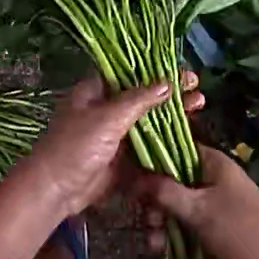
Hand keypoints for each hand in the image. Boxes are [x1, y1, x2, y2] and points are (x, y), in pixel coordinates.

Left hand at [14, 73, 204, 217]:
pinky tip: (190, 136)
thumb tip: (166, 83)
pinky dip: (167, 141)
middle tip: (197, 88)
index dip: (153, 70)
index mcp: (94, 92)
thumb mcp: (106, 118)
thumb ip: (137, 101)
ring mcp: (114, 134)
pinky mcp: (122, 157)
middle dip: (168, 93)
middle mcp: (105, 109)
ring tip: (200, 105)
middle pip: (141, 97)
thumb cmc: (76, 145)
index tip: (180, 69)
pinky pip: (148, 146)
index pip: (127, 73)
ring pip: (148, 121)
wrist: (58, 188)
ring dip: (171, 115)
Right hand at [130, 145, 258, 258]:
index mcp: (212, 162)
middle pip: (169, 177)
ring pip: (175, 201)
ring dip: (160, 219)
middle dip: (152, 198)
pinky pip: (185, 221)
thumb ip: (162, 189)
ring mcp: (215, 202)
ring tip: (153, 241)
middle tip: (143, 217)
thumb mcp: (198, 210)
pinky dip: (172, 231)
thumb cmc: (244, 236)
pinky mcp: (217, 227)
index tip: (126, 176)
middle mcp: (213, 177)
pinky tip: (161, 248)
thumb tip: (130, 175)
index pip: (170, 146)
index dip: (146, 159)